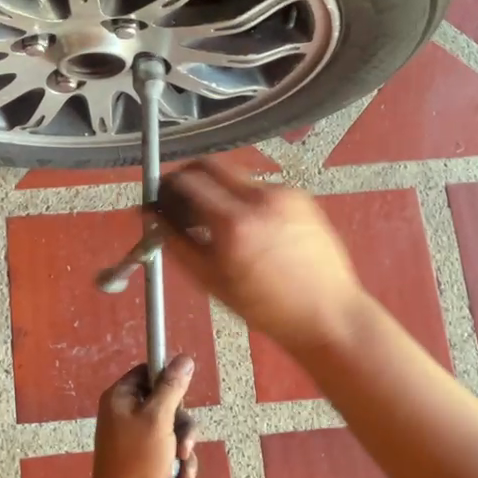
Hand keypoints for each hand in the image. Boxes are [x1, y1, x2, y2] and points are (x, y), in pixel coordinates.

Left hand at [85, 356, 198, 477]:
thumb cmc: (137, 460)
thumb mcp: (159, 418)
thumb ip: (172, 387)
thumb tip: (185, 358)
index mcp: (121, 398)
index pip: (148, 373)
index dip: (168, 383)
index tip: (182, 397)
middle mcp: (124, 416)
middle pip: (166, 406)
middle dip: (182, 429)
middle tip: (182, 447)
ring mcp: (133, 441)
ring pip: (172, 434)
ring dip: (183, 454)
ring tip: (181, 472)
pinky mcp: (143, 464)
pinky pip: (168, 456)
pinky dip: (177, 470)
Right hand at [154, 161, 366, 353]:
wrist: (328, 313)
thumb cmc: (264, 307)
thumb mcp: (210, 280)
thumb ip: (176, 243)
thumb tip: (150, 215)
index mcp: (233, 222)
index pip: (187, 179)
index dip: (167, 184)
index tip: (161, 196)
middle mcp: (259, 198)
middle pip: (210, 164)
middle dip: (189, 176)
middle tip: (180, 198)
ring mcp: (283, 193)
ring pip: (236, 176)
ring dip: (217, 189)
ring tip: (215, 220)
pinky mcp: (300, 197)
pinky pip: (260, 188)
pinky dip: (244, 199)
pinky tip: (247, 227)